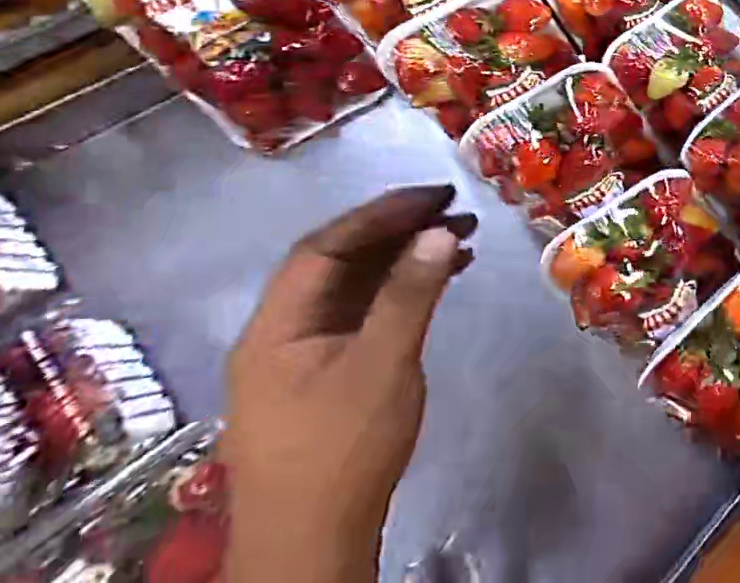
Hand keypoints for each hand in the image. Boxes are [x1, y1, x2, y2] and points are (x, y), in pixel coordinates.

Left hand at [223, 185, 475, 582]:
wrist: (313, 544)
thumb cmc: (342, 450)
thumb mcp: (382, 365)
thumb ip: (408, 294)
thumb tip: (439, 230)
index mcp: (277, 326)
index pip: (324, 247)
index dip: (380, 214)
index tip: (435, 196)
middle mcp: (285, 331)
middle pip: (340, 261)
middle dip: (398, 230)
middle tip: (454, 208)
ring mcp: (309, 352)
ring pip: (358, 285)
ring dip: (406, 257)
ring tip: (462, 234)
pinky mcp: (333, 371)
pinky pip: (369, 311)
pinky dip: (406, 288)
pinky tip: (445, 277)